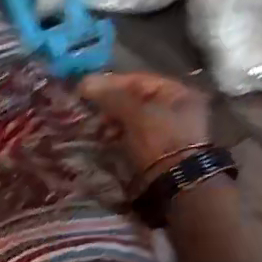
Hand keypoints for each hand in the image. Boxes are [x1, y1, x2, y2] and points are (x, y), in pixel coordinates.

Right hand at [78, 72, 213, 191]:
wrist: (174, 181)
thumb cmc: (159, 140)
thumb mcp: (136, 114)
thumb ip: (112, 97)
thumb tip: (84, 82)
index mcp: (177, 93)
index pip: (139, 80)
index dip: (112, 83)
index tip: (86, 89)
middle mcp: (173, 109)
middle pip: (134, 100)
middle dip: (109, 105)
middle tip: (88, 111)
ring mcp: (164, 131)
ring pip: (130, 119)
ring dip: (110, 123)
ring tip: (94, 129)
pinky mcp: (153, 151)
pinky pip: (130, 137)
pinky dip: (116, 136)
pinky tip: (104, 140)